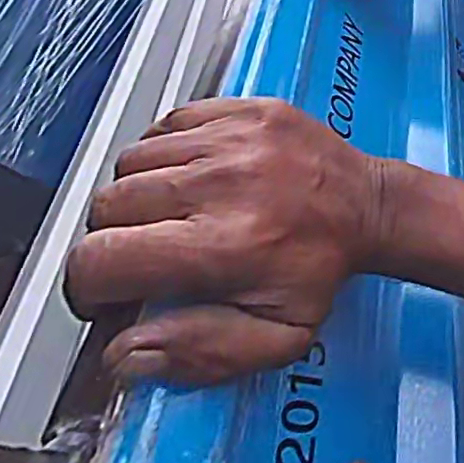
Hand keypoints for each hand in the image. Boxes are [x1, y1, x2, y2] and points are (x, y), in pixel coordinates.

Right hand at [65, 98, 391, 385]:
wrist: (370, 206)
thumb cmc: (324, 269)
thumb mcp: (280, 334)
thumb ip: (201, 354)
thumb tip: (126, 351)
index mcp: (228, 245)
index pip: (101, 259)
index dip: (93, 286)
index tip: (116, 291)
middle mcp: (226, 183)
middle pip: (108, 206)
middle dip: (117, 238)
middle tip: (153, 250)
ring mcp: (238, 137)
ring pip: (131, 162)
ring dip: (140, 193)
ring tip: (179, 211)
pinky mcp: (249, 108)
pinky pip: (168, 122)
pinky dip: (166, 150)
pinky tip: (194, 174)